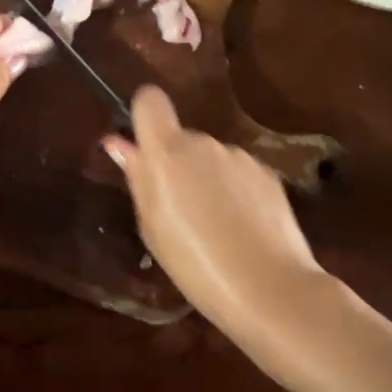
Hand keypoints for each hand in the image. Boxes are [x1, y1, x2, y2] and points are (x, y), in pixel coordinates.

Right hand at [103, 86, 321, 324]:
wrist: (271, 290)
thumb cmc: (197, 265)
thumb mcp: (152, 227)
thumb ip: (137, 178)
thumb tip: (119, 143)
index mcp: (168, 152)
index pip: (149, 100)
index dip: (144, 116)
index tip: (145, 148)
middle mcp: (204, 143)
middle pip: (182, 138)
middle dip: (178, 164)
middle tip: (180, 211)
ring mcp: (239, 156)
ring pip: (212, 159)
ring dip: (208, 180)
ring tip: (216, 228)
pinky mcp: (268, 174)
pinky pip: (239, 174)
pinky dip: (237, 193)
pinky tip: (244, 230)